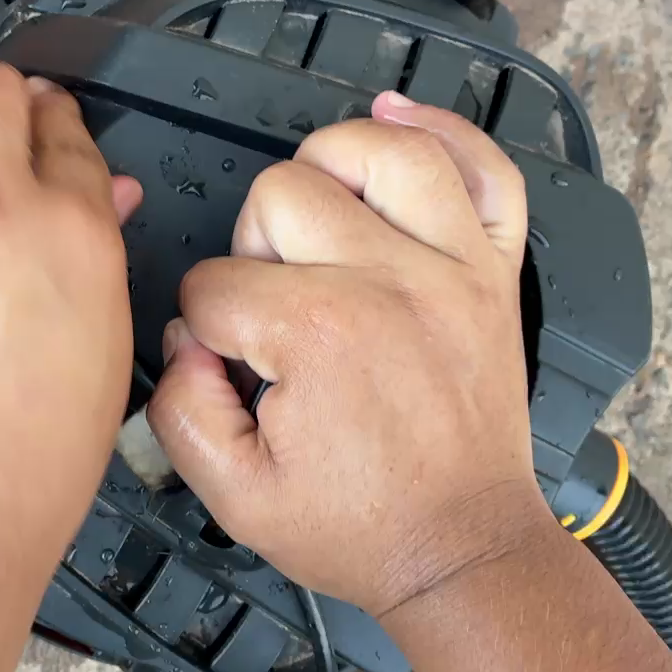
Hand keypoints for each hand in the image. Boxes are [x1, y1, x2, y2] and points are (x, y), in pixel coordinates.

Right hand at [146, 91, 550, 616]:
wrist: (463, 550)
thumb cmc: (355, 525)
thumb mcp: (232, 494)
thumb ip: (178, 408)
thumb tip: (186, 336)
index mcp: (317, 333)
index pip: (212, 282)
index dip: (203, 322)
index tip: (229, 362)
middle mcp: (388, 280)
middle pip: (279, 193)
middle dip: (252, 245)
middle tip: (271, 305)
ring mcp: (454, 265)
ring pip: (379, 150)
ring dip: (326, 167)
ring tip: (315, 215)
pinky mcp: (494, 269)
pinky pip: (485, 168)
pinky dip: (441, 131)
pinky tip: (394, 121)